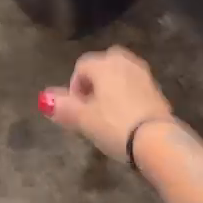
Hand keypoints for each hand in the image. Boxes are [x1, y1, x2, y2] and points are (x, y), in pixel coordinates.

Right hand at [39, 46, 174, 160]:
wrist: (157, 141)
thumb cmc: (115, 126)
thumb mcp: (84, 120)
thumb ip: (63, 107)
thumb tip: (44, 99)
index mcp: (103, 64)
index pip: (81, 66)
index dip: (74, 87)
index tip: (75, 111)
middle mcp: (123, 61)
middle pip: (102, 66)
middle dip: (94, 83)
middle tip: (91, 109)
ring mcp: (142, 74)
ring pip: (120, 75)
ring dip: (111, 89)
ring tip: (107, 115)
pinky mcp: (156, 89)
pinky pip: (134, 87)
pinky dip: (127, 96)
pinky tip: (126, 118)